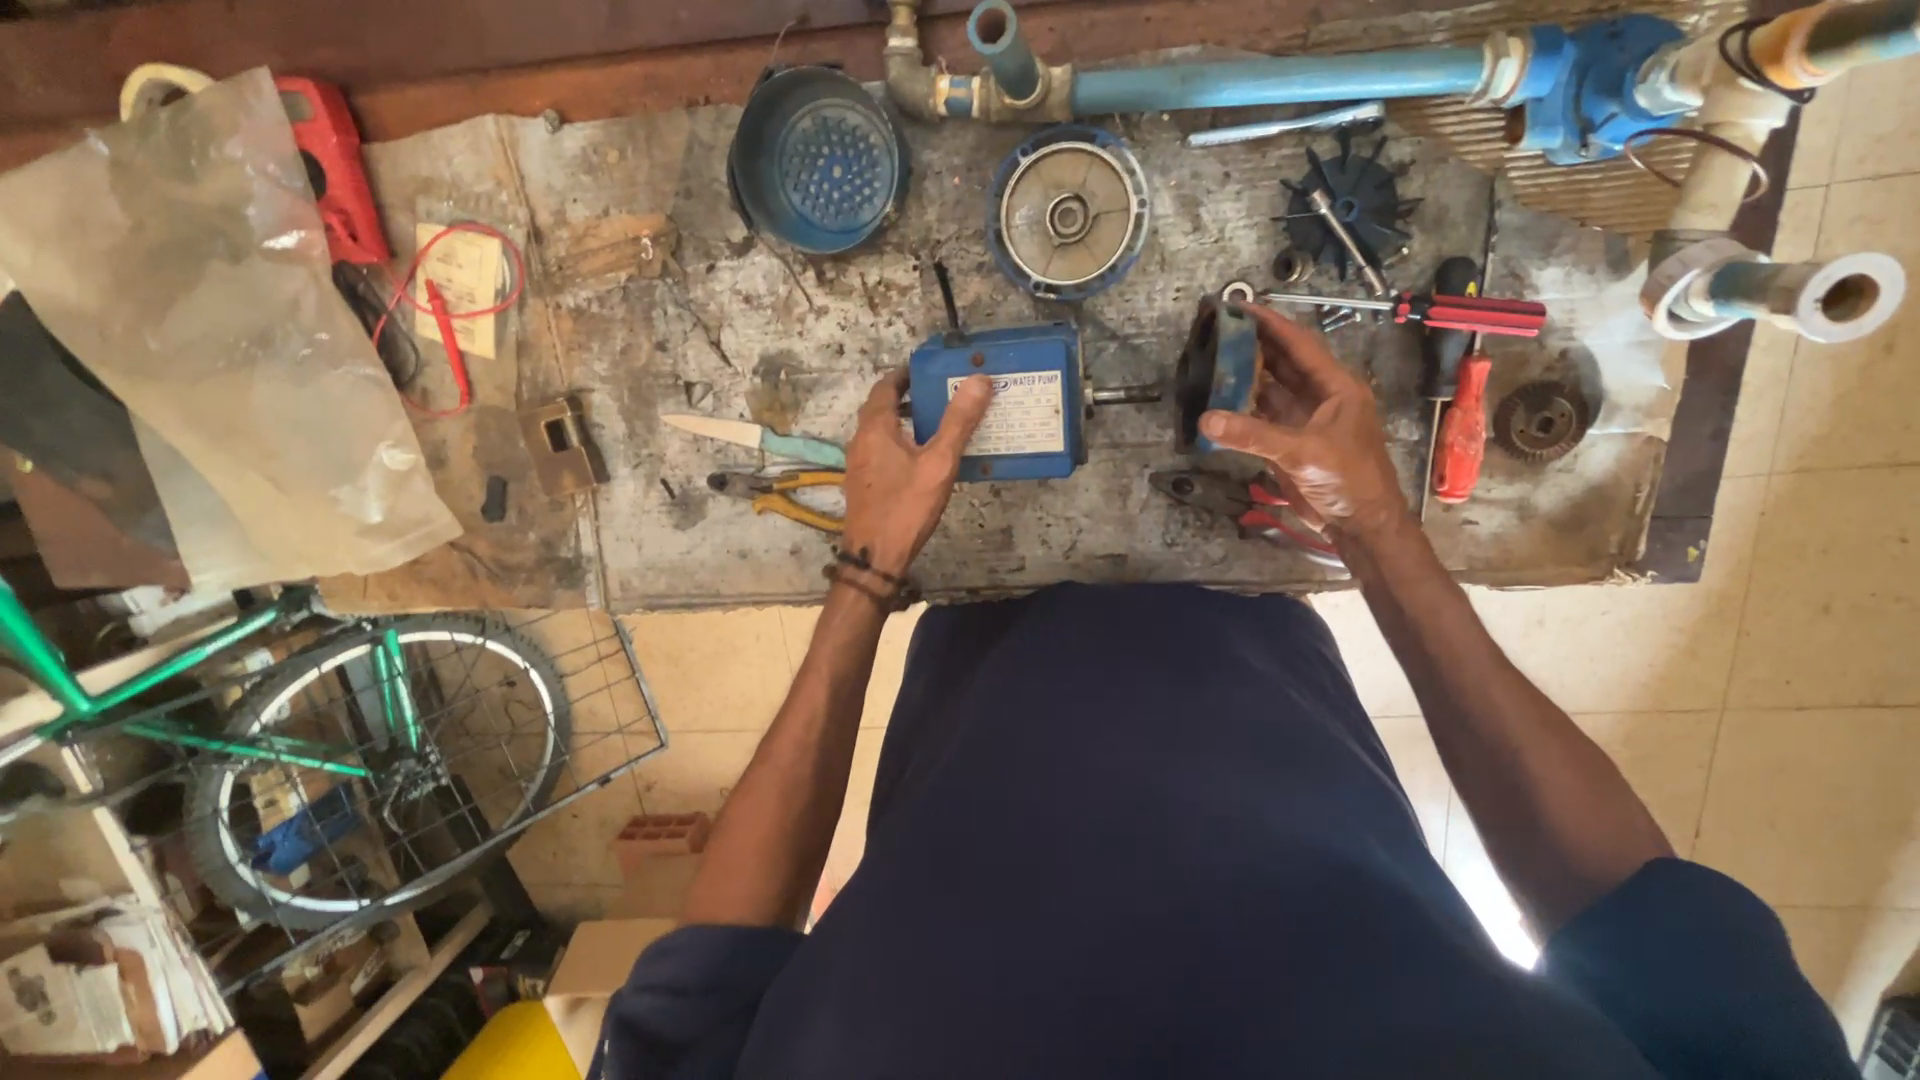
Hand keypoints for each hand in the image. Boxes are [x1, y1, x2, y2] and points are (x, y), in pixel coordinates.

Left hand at [840, 370, 993, 575]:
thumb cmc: (906, 507)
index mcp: (875, 428)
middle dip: (910, 396)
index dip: (907, 374)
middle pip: (882, 408)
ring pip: (882, 431)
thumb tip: (979, 380)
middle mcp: (860, 441)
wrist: (874, 557)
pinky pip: (883, 451)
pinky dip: (902, 443)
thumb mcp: (938, 463)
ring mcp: (859, 464)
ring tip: (940, 423)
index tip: (931, 369)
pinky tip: (925, 458)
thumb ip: (958, 422)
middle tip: (942, 393)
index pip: (886, 386)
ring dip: (907, 421)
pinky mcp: (864, 484)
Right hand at [1199, 302, 1407, 545]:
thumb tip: (1206, 420)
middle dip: (1253, 345)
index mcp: (1336, 387)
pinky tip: (1219, 401)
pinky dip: (1242, 409)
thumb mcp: (1302, 452)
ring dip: (1245, 376)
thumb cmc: (1348, 479)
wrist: (1361, 523)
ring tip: (1212, 357)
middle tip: (1218, 328)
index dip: (1271, 324)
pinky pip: (1262, 418)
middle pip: (1283, 362)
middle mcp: (1320, 397)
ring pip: (1271, 389)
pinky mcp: (1291, 444)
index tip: (1241, 306)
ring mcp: (1305, 421)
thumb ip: (1253, 435)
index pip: (1300, 345)